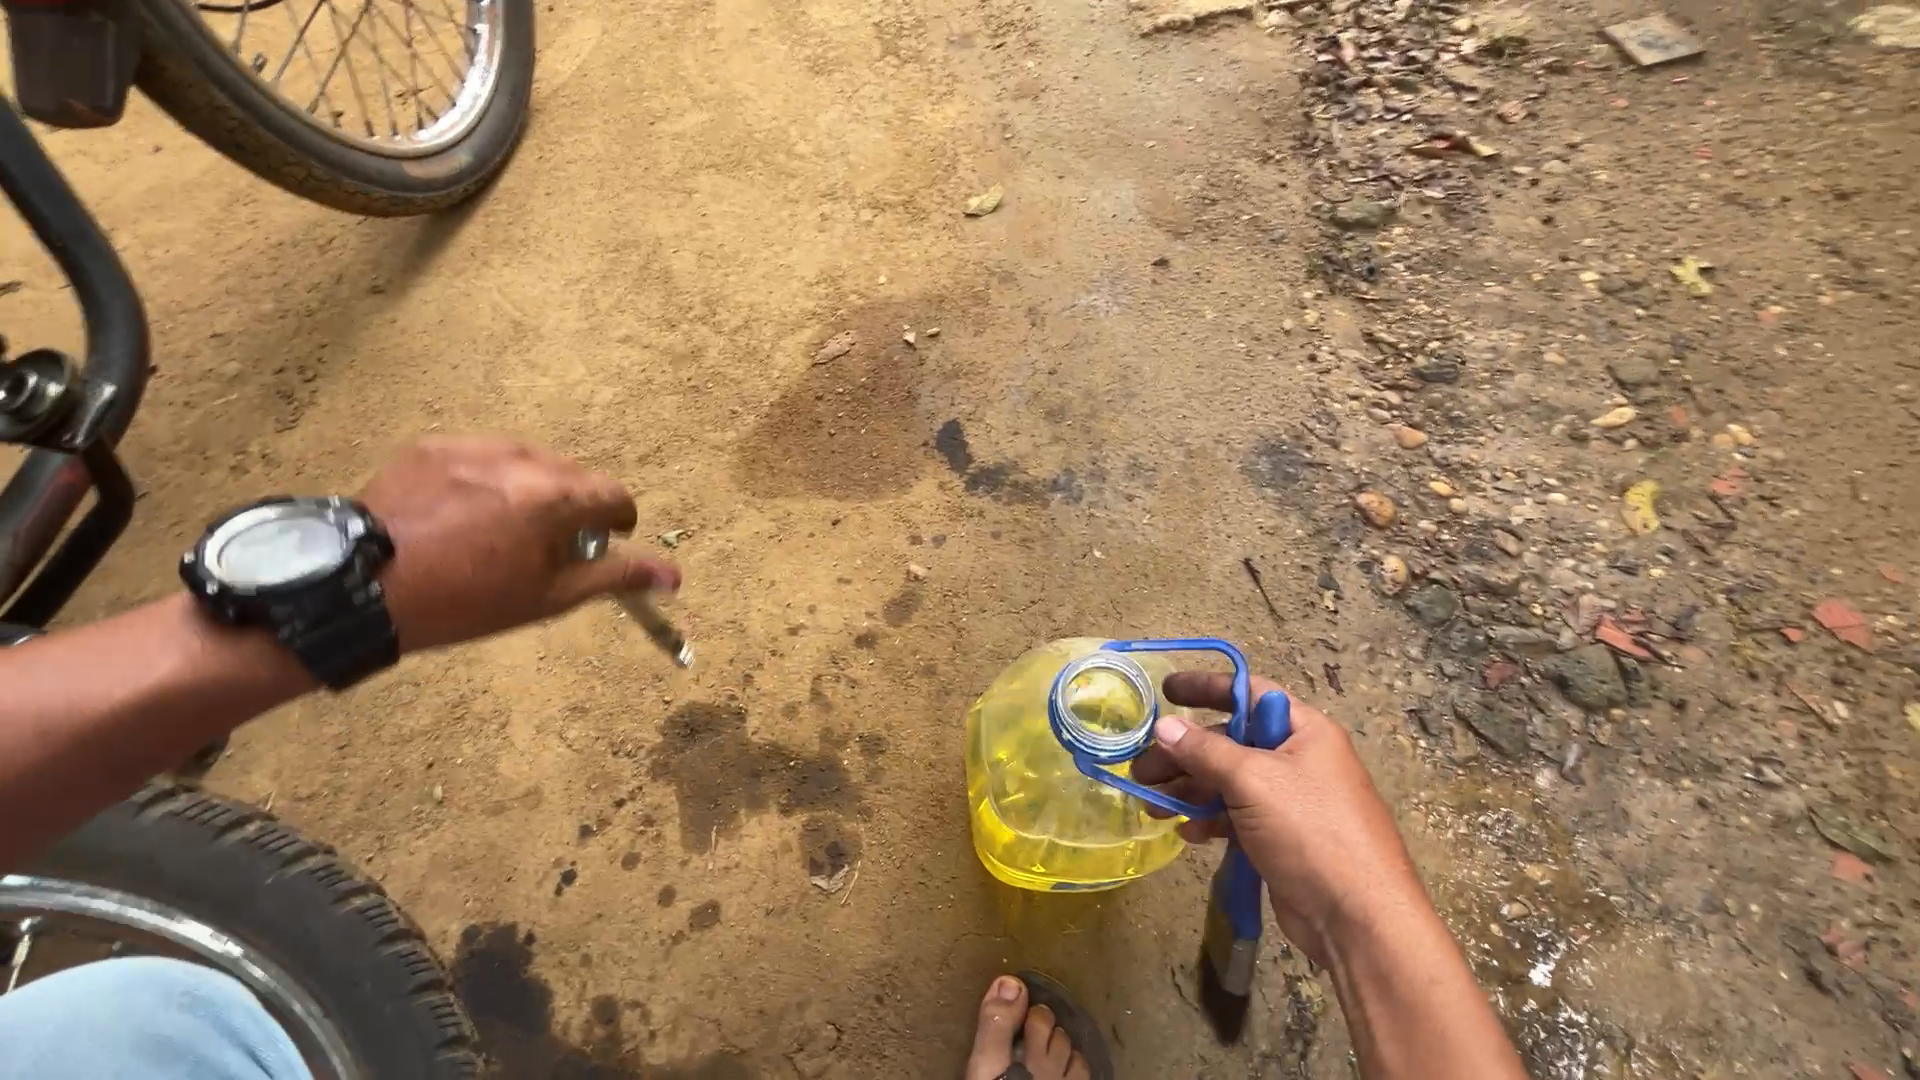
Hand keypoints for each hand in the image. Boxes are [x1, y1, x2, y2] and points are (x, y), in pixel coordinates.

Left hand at [357, 437, 679, 651]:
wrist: (360, 587)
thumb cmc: (466, 600)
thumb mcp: (550, 597)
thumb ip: (616, 576)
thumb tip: (674, 576)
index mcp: (557, 498)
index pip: (616, 497)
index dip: (617, 523)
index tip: (603, 543)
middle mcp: (524, 460)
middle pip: (576, 477)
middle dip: (575, 507)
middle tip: (546, 544)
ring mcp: (476, 447)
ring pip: (532, 462)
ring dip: (534, 488)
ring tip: (500, 526)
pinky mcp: (436, 444)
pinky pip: (485, 456)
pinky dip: (489, 478)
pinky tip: (461, 512)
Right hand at [1133, 671, 1429, 966]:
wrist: (1359, 919)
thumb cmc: (1310, 831)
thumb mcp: (1252, 780)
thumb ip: (1204, 749)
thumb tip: (1164, 725)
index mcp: (1304, 731)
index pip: (1249, 693)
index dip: (1206, 688)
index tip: (1165, 690)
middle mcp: (1299, 759)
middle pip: (1230, 741)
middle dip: (1185, 753)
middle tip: (1143, 768)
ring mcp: (1291, 801)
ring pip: (1228, 782)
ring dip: (1189, 789)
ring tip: (1151, 805)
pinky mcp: (1282, 838)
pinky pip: (1237, 816)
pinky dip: (1210, 819)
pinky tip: (1187, 832)